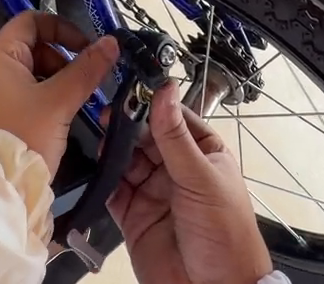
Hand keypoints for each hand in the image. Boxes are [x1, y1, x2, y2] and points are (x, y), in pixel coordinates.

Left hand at [0, 10, 118, 175]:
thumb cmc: (23, 134)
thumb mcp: (59, 100)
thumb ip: (87, 69)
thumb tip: (112, 42)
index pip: (32, 21)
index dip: (62, 28)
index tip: (86, 48)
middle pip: (35, 47)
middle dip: (65, 59)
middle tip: (86, 79)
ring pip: (35, 73)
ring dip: (59, 80)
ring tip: (78, 100)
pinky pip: (28, 94)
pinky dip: (48, 97)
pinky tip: (64, 115)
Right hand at [109, 84, 272, 283]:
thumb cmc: (225, 234)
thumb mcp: (201, 178)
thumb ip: (175, 137)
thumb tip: (165, 90)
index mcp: (202, 151)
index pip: (173, 117)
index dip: (152, 103)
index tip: (130, 88)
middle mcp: (177, 167)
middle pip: (146, 135)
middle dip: (128, 124)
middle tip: (108, 114)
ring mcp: (154, 191)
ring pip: (127, 159)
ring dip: (114, 148)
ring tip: (101, 138)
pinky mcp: (134, 216)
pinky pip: (114, 190)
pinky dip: (104, 178)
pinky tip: (98, 167)